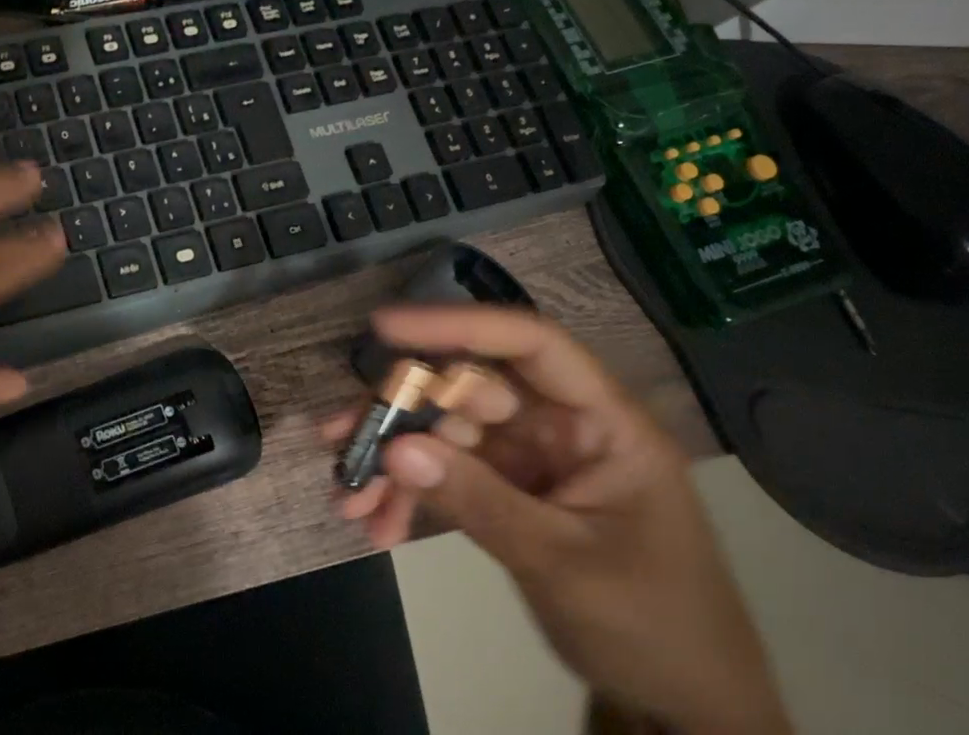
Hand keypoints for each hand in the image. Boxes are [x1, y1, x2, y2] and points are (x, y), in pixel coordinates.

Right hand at [326, 306, 789, 734]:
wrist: (684, 703)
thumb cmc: (653, 626)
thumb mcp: (564, 563)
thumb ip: (478, 501)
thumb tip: (393, 449)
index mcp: (602, 424)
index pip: (529, 346)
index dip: (457, 326)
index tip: (383, 327)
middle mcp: (560, 428)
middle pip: (464, 390)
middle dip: (398, 415)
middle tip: (341, 443)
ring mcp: (530, 460)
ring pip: (442, 432)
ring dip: (391, 462)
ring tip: (349, 501)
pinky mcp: (505, 491)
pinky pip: (442, 474)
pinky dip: (407, 495)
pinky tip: (377, 525)